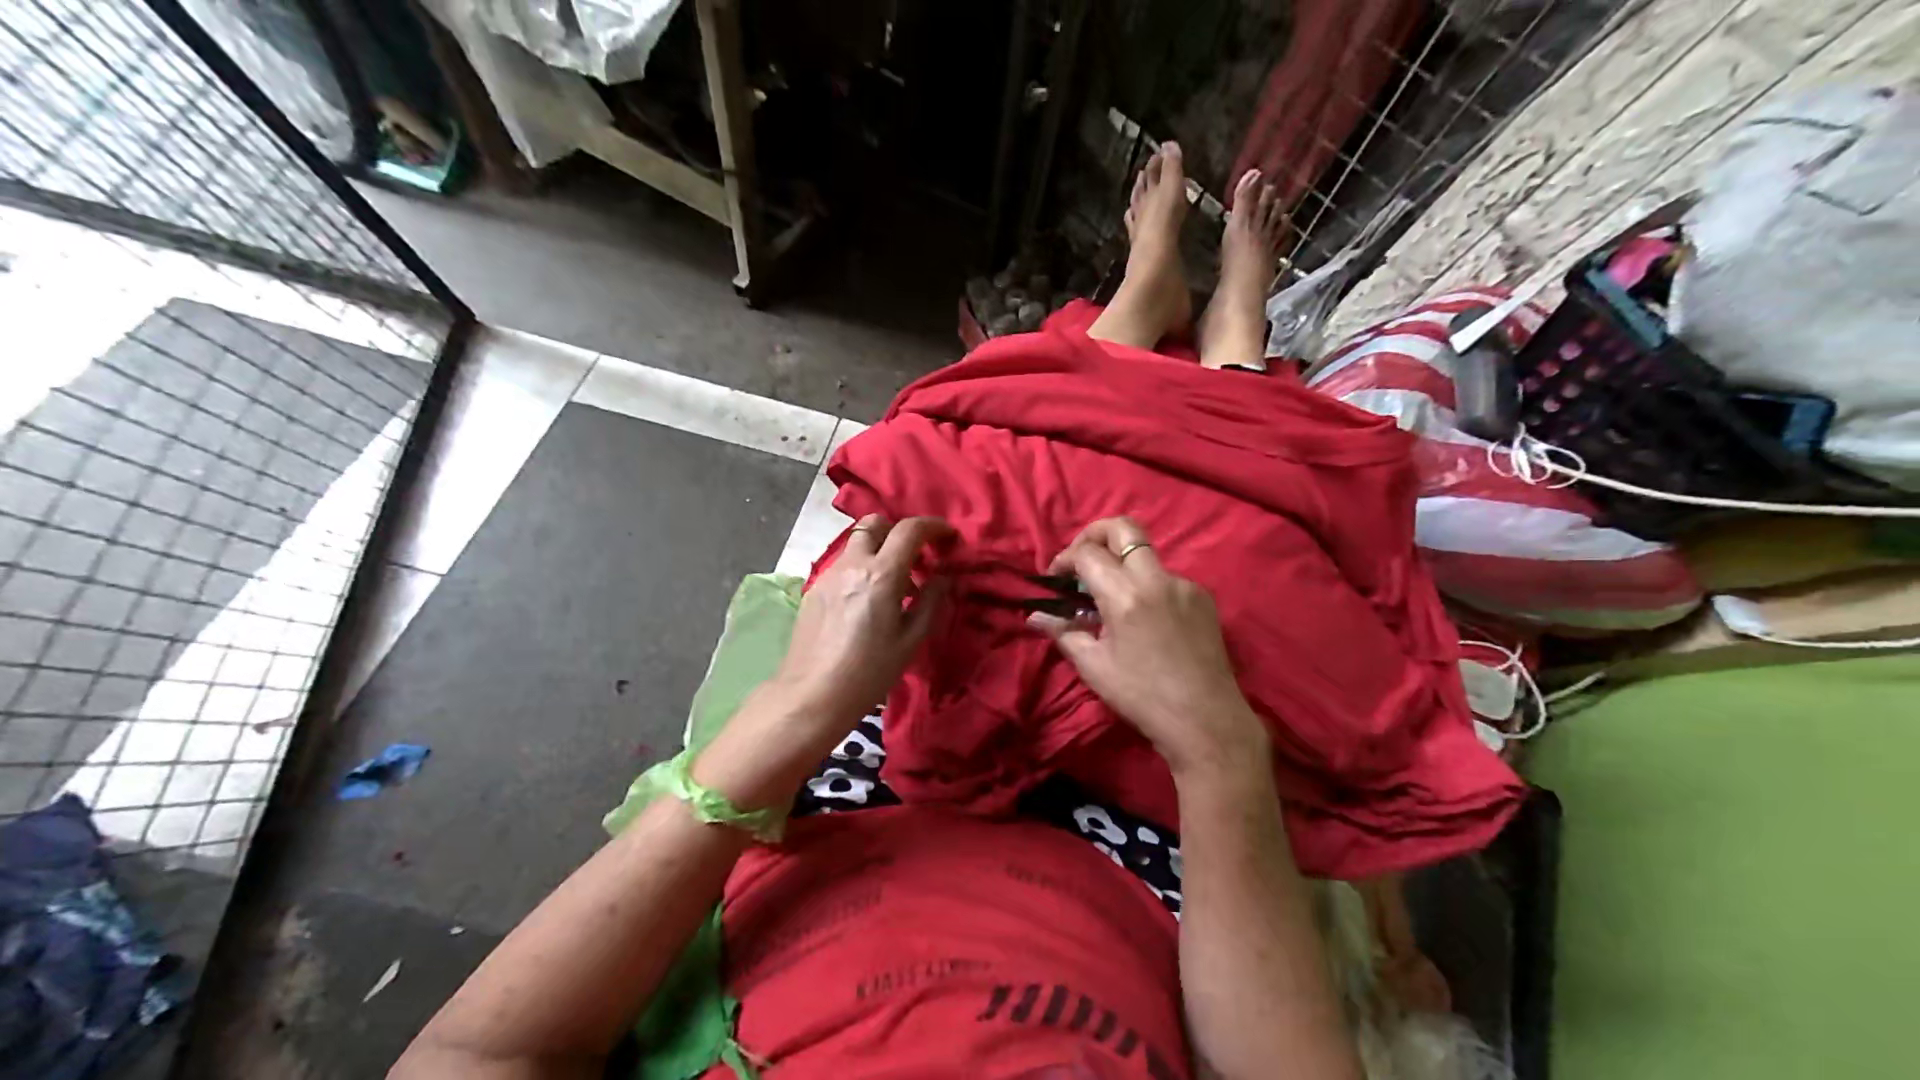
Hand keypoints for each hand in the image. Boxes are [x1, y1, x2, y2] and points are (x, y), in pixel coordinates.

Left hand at [770, 514, 953, 728]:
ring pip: (857, 544)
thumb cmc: (869, 673)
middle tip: (917, 558)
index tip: (948, 538)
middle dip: (899, 531)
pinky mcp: (813, 590)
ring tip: (894, 589)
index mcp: (881, 574)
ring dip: (879, 552)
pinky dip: (862, 570)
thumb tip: (943, 577)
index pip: (910, 529)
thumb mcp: (911, 640)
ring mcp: (828, 575)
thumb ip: (931, 602)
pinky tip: (867, 604)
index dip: (934, 527)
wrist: (812, 696)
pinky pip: (843, 566)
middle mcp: (852, 564)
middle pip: (875, 523)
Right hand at [1029, 517, 1267, 775]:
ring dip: (1121, 564)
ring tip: (1109, 600)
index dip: (1064, 558)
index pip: (1087, 553)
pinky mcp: (1203, 598)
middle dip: (1095, 534)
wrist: (1206, 721)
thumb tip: (1036, 615)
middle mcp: (1158, 579)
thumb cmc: (1142, 697)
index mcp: (1126, 596)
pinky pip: (1166, 578)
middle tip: (1081, 560)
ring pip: (1146, 555)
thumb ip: (1063, 631)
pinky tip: (1141, 618)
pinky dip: (1145, 585)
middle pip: (1124, 528)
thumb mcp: (1094, 666)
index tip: (1056, 579)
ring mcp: (1185, 585)